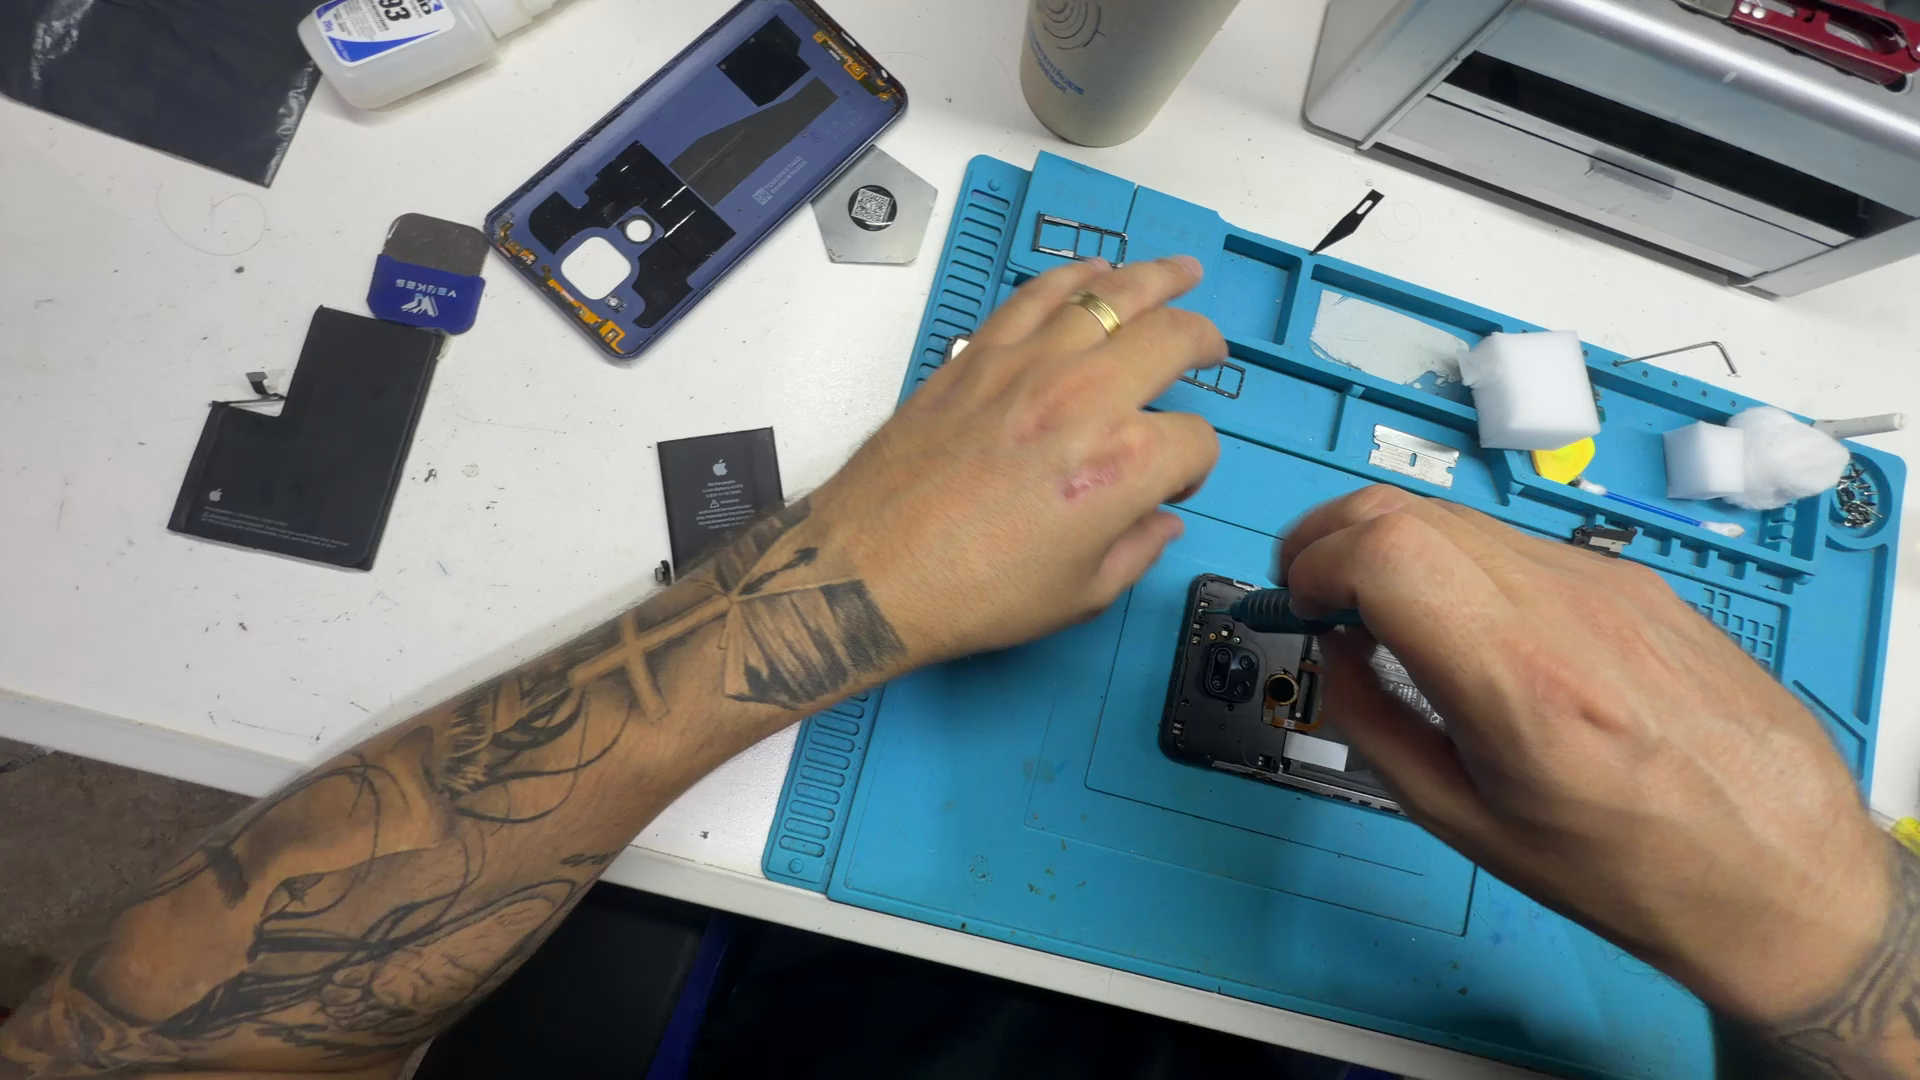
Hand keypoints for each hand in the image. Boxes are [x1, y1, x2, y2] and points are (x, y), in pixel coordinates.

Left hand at [811, 256, 1223, 665]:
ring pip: (1109, 295)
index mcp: (1123, 465)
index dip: (1195, 467)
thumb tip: (1164, 521)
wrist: (872, 571)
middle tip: (1211, 349)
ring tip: (1180, 272)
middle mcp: (1084, 398)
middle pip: (1171, 339)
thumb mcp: (1078, 596)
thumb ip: (1138, 551)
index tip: (1174, 484)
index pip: (1194, 442)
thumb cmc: (975, 595)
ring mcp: (1026, 366)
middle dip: (1204, 341)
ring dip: (1155, 279)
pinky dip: (1072, 278)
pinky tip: (1091, 274)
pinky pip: (1036, 296)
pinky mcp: (977, 357)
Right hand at [1280, 485, 1889, 1024]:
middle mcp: (1564, 608)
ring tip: (1367, 601)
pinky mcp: (1627, 577)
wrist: (1790, 879)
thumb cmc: (1612, 866)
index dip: (1313, 563)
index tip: (1297, 605)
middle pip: (1401, 510)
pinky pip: (1498, 538)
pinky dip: (1437, 556)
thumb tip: (1331, 641)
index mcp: (1517, 682)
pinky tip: (1445, 613)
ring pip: (1444, 512)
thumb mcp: (1452, 811)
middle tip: (1306, 589)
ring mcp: (1604, 581)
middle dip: (1324, 535)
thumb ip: (1366, 714)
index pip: (1385, 554)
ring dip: (1377, 542)